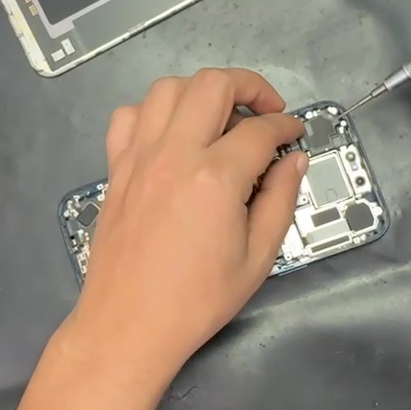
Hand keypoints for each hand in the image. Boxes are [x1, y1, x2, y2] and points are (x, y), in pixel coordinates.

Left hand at [64, 69, 306, 378]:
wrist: (129, 324)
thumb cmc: (197, 299)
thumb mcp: (257, 258)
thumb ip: (280, 200)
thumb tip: (294, 160)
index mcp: (214, 178)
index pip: (260, 130)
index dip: (286, 126)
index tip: (294, 133)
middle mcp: (174, 154)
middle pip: (213, 85)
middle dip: (249, 86)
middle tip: (266, 110)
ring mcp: (139, 157)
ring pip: (167, 89)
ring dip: (200, 92)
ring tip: (219, 117)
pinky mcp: (116, 168)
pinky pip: (128, 116)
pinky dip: (152, 113)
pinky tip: (170, 134)